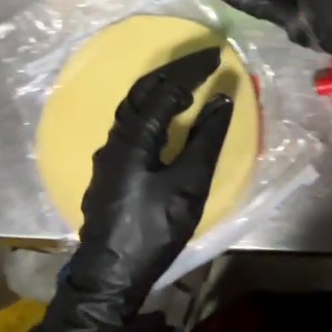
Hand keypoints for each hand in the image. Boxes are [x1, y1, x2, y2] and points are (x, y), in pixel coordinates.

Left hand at [16, 47, 234, 331]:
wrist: (109, 276)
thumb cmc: (153, 230)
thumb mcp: (188, 185)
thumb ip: (205, 139)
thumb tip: (222, 99)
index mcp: (135, 136)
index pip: (165, 89)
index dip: (191, 70)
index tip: (217, 55)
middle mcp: (116, 136)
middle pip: (144, 90)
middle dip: (174, 71)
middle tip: (204, 59)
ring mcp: (109, 152)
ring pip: (134, 106)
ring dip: (162, 87)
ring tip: (190, 81)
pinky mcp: (110, 168)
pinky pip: (132, 121)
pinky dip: (153, 106)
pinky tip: (167, 115)